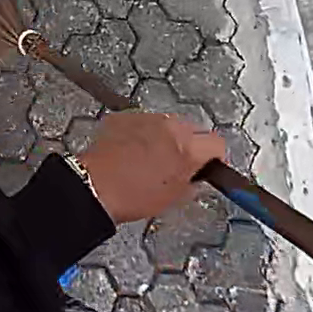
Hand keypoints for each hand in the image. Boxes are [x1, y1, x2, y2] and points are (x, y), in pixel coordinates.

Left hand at [75, 112, 226, 223]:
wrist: (96, 185)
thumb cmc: (135, 196)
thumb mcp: (175, 197)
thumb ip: (193, 181)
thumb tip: (198, 175)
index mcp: (188, 148)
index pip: (217, 143)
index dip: (214, 156)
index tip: (207, 165)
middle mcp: (170, 126)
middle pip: (193, 128)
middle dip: (191, 143)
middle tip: (179, 162)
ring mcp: (146, 117)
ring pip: (168, 122)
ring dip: (166, 135)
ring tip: (151, 156)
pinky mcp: (126, 114)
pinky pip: (143, 120)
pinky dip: (143, 131)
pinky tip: (132, 148)